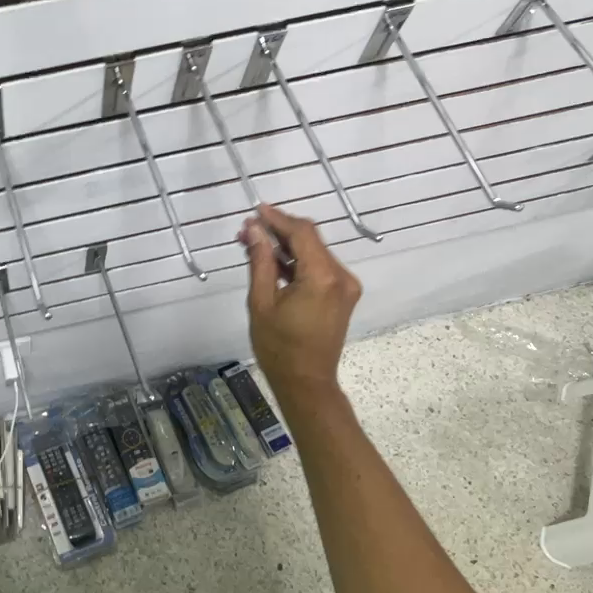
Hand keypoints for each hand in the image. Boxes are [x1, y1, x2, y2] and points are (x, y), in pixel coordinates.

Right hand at [240, 204, 360, 408]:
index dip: (278, 219)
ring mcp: (345, 286)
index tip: (255, 210)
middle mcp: (341, 276)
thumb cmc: (278, 347)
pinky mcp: (342, 295)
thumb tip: (253, 229)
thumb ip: (260, 261)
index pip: (302, 233)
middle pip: (310, 240)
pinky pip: (319, 268)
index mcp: (322, 277)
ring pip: (314, 252)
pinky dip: (297, 262)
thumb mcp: (261, 302)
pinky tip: (273, 262)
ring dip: (286, 246)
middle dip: (279, 232)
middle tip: (247, 230)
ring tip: (253, 245)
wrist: (306, 382)